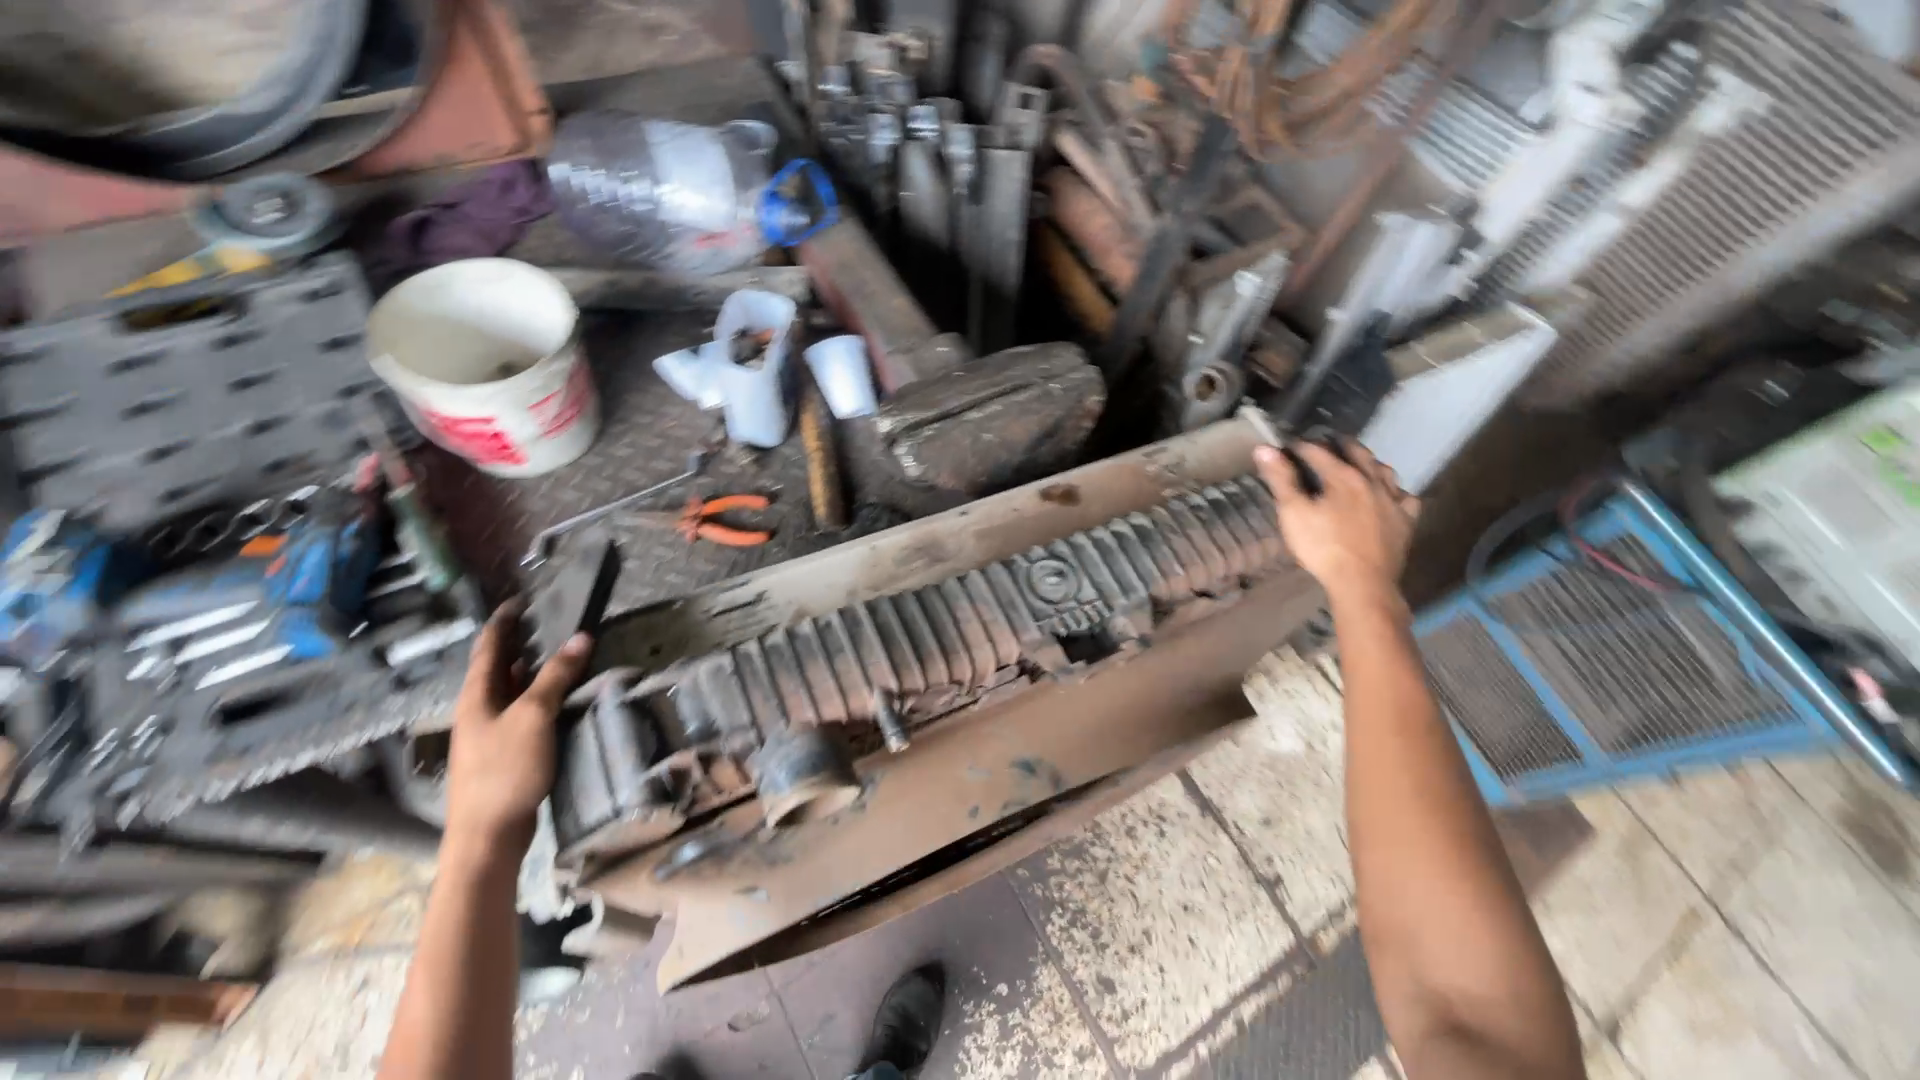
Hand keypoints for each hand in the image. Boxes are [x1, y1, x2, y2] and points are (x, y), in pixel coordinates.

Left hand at [443, 600, 592, 862]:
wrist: (488, 834)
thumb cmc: (505, 769)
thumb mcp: (534, 716)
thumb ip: (556, 677)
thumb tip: (580, 637)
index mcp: (476, 694)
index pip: (489, 645)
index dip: (504, 621)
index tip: (523, 600)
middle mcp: (478, 709)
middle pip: (499, 667)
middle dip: (522, 643)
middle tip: (551, 622)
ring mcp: (490, 733)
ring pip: (512, 691)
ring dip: (534, 671)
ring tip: (563, 654)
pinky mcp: (505, 753)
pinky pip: (522, 713)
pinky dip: (540, 698)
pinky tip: (561, 700)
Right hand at [1254, 439, 1418, 604]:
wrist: (1362, 583)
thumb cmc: (1323, 548)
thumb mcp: (1293, 513)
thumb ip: (1281, 479)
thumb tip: (1264, 448)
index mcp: (1342, 476)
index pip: (1318, 451)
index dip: (1301, 447)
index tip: (1289, 447)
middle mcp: (1371, 480)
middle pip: (1357, 452)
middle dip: (1339, 445)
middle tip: (1327, 443)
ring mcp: (1393, 500)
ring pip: (1384, 471)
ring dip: (1370, 463)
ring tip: (1359, 464)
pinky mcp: (1406, 521)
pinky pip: (1405, 497)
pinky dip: (1395, 492)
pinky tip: (1389, 496)